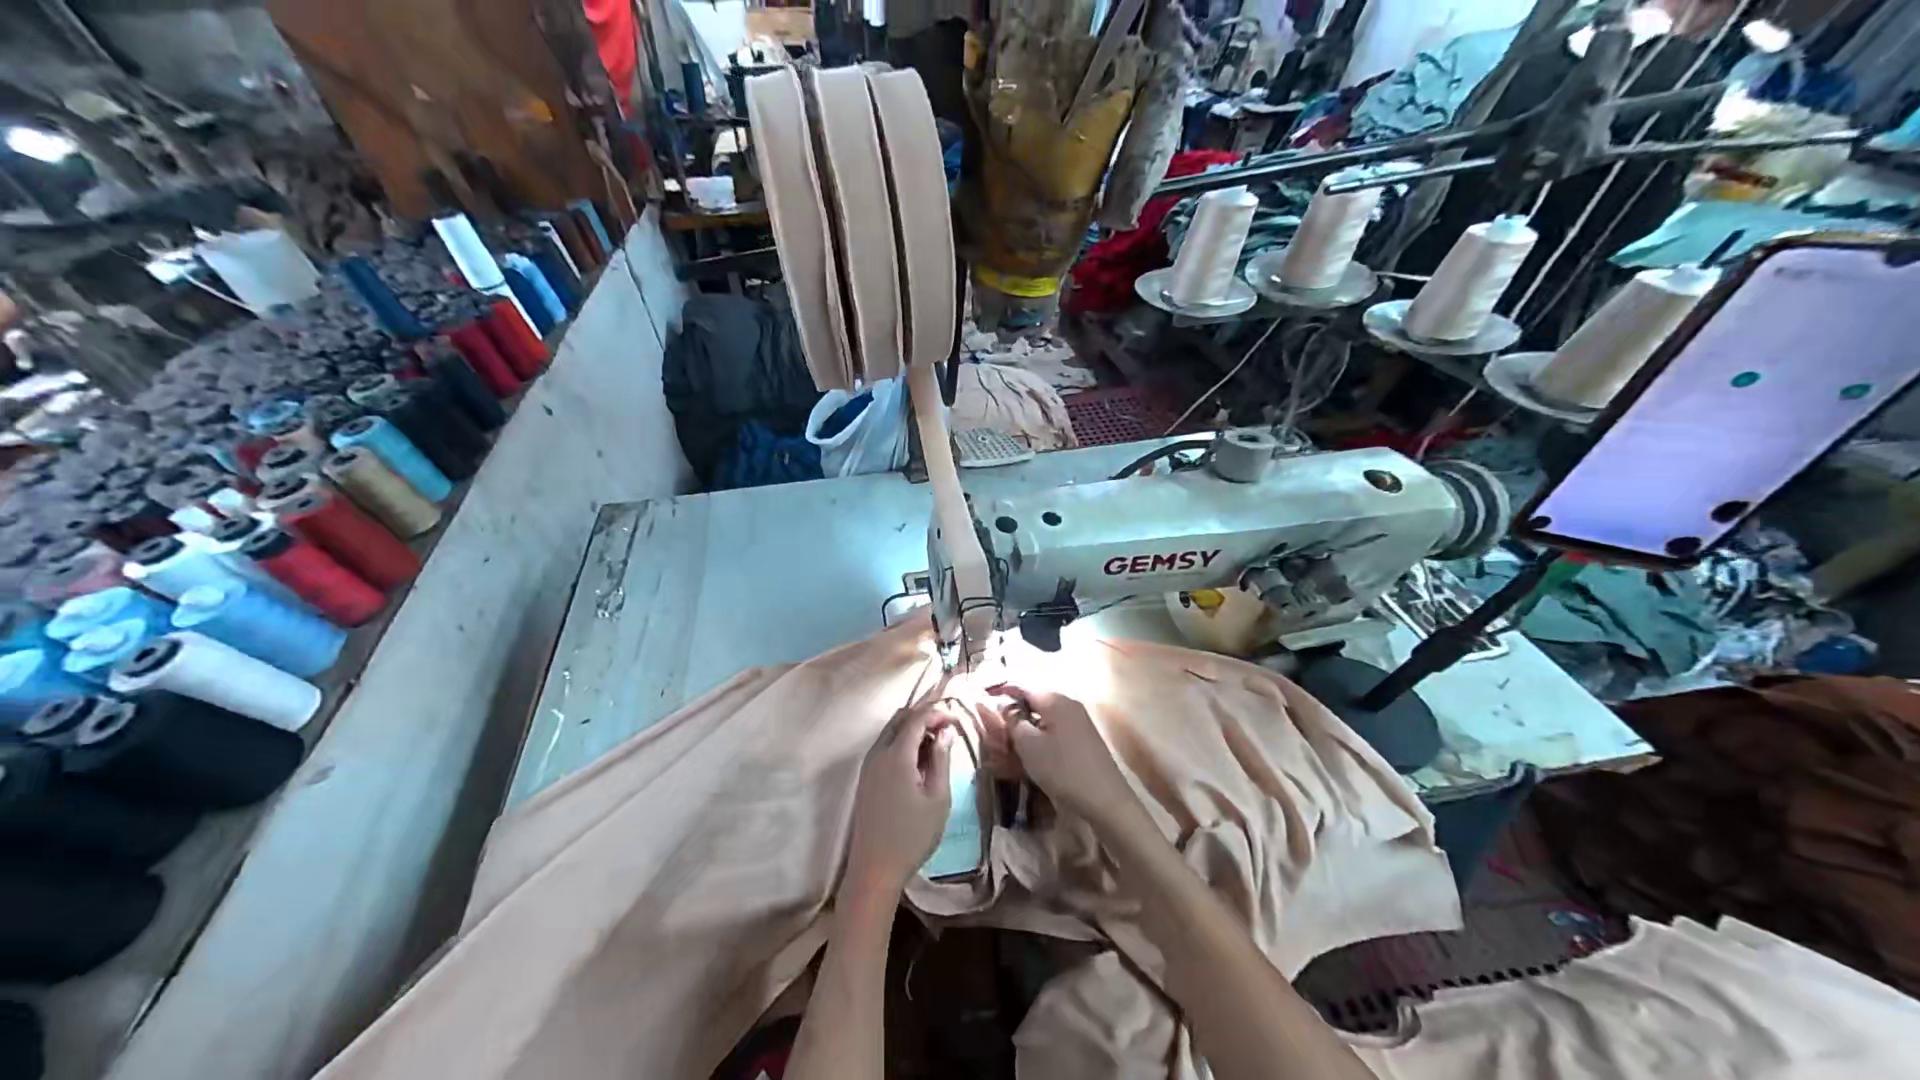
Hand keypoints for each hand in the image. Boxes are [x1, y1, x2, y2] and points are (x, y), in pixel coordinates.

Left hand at [843, 701, 956, 897]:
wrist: (874, 868)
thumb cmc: (912, 835)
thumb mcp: (938, 798)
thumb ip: (941, 759)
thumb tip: (945, 732)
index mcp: (896, 755)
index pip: (916, 718)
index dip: (936, 713)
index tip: (955, 720)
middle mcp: (877, 753)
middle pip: (899, 719)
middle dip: (923, 716)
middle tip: (946, 729)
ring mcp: (868, 765)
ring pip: (890, 731)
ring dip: (911, 728)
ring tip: (936, 744)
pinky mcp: (865, 777)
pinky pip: (884, 745)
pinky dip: (901, 741)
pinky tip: (917, 760)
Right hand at [986, 681, 1136, 824]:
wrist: (1105, 800)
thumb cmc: (1062, 768)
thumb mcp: (1028, 745)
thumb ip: (1013, 721)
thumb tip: (1006, 706)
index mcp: (1055, 700)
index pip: (1022, 686)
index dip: (1001, 690)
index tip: (983, 696)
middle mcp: (1069, 705)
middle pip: (1034, 703)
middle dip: (1013, 714)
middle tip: (994, 730)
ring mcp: (1079, 723)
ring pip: (1043, 720)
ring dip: (1025, 730)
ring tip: (1008, 747)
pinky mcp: (1083, 741)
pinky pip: (1054, 733)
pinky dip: (1039, 740)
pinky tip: (1030, 757)